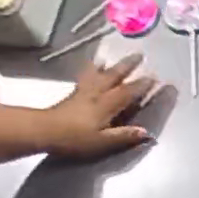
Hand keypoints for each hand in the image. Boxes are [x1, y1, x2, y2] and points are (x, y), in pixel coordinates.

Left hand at [38, 54, 157, 156]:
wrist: (43, 130)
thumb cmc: (74, 138)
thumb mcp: (102, 142)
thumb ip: (123, 136)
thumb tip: (145, 132)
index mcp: (106, 105)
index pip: (128, 92)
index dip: (142, 85)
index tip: (155, 78)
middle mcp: (97, 94)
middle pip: (114, 76)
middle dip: (128, 66)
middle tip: (139, 55)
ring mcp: (83, 92)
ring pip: (99, 74)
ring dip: (109, 65)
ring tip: (112, 58)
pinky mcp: (73, 94)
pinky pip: (86, 77)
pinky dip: (91, 70)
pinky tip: (91, 68)